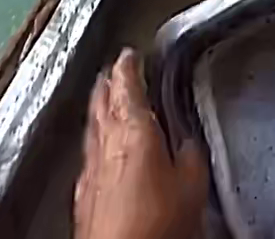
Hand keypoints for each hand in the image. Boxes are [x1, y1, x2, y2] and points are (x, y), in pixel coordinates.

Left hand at [73, 48, 209, 238]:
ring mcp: (90, 175)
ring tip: (103, 100)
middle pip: (103, 104)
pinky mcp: (82, 202)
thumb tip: (185, 141)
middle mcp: (106, 146)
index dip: (128, 67)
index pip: (126, 86)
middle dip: (107, 85)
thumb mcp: (192, 181)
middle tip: (112, 71)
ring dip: (98, 111)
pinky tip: (99, 151)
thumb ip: (189, 152)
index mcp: (133, 130)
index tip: (129, 54)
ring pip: (93, 130)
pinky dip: (96, 143)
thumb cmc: (158, 223)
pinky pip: (89, 158)